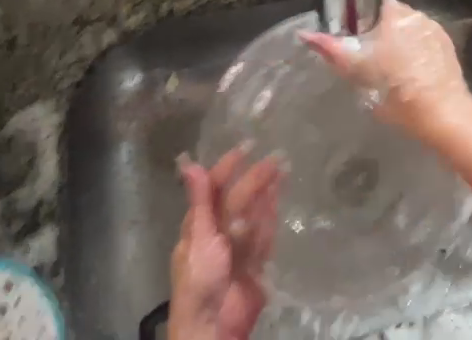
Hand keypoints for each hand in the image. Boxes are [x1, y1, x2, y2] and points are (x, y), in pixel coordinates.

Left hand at [168, 148, 283, 339]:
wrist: (215, 326)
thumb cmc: (199, 280)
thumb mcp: (198, 238)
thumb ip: (200, 201)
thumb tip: (189, 163)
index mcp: (198, 225)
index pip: (213, 188)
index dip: (227, 167)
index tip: (245, 148)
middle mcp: (218, 230)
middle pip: (238, 198)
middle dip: (254, 178)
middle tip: (275, 158)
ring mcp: (238, 245)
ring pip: (254, 211)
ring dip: (266, 190)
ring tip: (282, 167)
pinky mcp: (256, 260)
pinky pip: (265, 232)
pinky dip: (271, 213)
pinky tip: (279, 195)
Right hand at [300, 0, 471, 139]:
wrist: (441, 114)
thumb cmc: (395, 90)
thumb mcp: (357, 71)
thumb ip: (331, 49)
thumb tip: (304, 34)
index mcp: (394, 13)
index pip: (372, 3)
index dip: (361, 20)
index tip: (357, 41)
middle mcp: (417, 14)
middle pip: (390, 18)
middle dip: (380, 34)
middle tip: (371, 61)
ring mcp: (435, 30)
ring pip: (408, 30)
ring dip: (400, 44)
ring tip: (393, 72)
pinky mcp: (448, 47)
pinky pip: (425, 43)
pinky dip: (417, 54)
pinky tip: (412, 76)